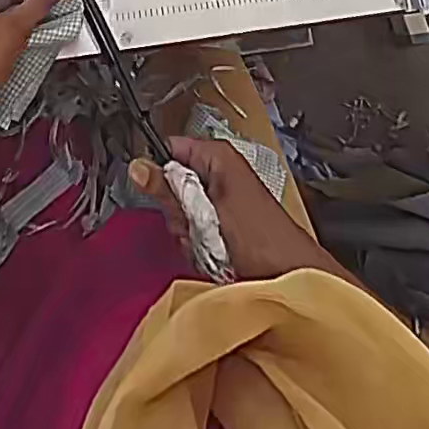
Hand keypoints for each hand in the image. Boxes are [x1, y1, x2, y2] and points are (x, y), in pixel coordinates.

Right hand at [132, 136, 338, 280]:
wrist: (291, 279)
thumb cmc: (259, 237)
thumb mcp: (207, 208)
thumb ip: (170, 187)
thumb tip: (137, 166)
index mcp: (217, 156)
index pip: (169, 148)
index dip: (158, 168)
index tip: (156, 190)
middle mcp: (218, 173)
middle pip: (172, 184)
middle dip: (176, 210)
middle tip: (192, 225)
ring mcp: (220, 201)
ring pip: (181, 212)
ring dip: (188, 232)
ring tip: (208, 244)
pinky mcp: (223, 226)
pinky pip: (194, 231)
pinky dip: (198, 246)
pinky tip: (213, 256)